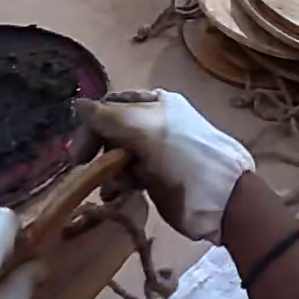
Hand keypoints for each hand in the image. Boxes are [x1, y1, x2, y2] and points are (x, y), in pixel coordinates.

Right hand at [75, 90, 253, 240]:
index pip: (113, 104)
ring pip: (117, 155)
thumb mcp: (142, 127)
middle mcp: (154, 122)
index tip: (79, 148)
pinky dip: (118, 183)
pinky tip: (116, 194)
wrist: (220, 195)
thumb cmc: (182, 153)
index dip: (93, 122)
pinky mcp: (157, 176)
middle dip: (98, 148)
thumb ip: (108, 116)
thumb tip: (77, 105)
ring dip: (106, 170)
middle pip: (112, 130)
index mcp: (155, 103)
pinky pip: (127, 175)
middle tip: (84, 167)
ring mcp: (156, 150)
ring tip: (109, 186)